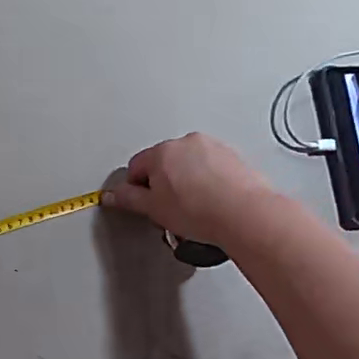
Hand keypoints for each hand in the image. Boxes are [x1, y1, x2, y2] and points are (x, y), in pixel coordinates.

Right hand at [102, 132, 278, 248]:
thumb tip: (114, 195)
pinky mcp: (233, 157)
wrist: (244, 214)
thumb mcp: (153, 209)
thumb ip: (128, 199)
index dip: (136, 189)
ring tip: (194, 209)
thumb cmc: (202, 210)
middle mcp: (187, 143)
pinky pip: (211, 168)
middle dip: (163, 185)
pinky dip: (208, 182)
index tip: (143, 203)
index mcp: (162, 151)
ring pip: (188, 165)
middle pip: (163, 163)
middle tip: (168, 209)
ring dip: (186, 183)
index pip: (136, 166)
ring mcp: (212, 148)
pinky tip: (211, 203)